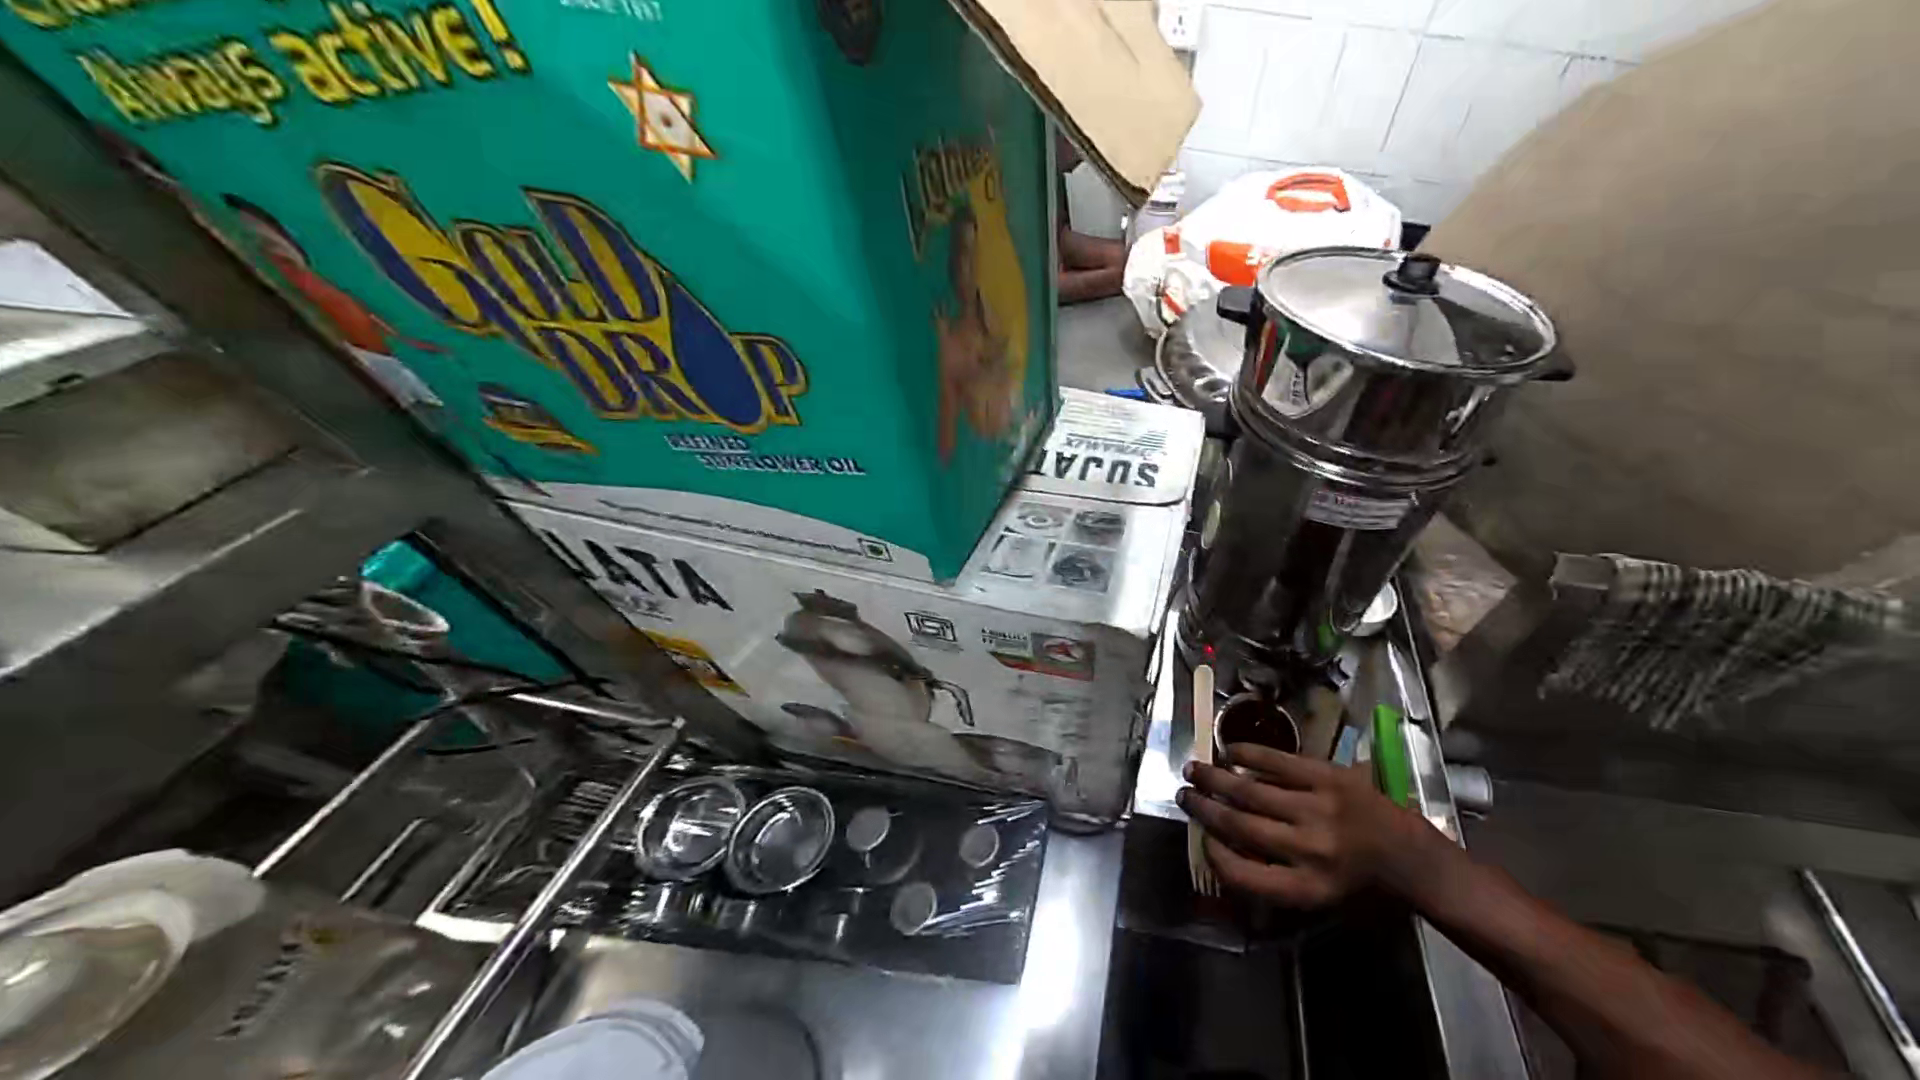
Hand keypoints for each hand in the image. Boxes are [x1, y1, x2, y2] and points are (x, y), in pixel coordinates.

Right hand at [1178, 743, 1448, 908]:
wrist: (1419, 860)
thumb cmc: (1367, 889)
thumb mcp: (1322, 900)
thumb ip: (1276, 880)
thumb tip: (1227, 852)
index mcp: (1307, 887)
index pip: (1242, 874)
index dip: (1214, 856)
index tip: (1201, 839)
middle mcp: (1308, 849)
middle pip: (1239, 825)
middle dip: (1204, 808)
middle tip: (1182, 795)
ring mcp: (1318, 809)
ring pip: (1251, 790)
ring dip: (1215, 777)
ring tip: (1194, 769)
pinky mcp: (1329, 778)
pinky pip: (1277, 762)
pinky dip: (1248, 754)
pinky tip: (1230, 751)